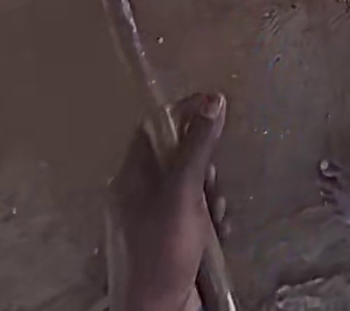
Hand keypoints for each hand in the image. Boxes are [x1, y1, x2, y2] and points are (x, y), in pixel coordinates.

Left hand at [111, 93, 226, 310]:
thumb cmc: (162, 251)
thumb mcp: (183, 193)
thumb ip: (198, 146)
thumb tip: (214, 98)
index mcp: (130, 177)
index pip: (154, 127)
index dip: (182, 112)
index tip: (212, 104)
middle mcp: (138, 195)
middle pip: (174, 155)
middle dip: (201, 158)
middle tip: (214, 172)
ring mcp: (154, 221)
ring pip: (188, 186)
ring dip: (209, 190)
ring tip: (216, 207)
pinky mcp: (171, 244)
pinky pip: (193, 214)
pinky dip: (209, 216)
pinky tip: (218, 229)